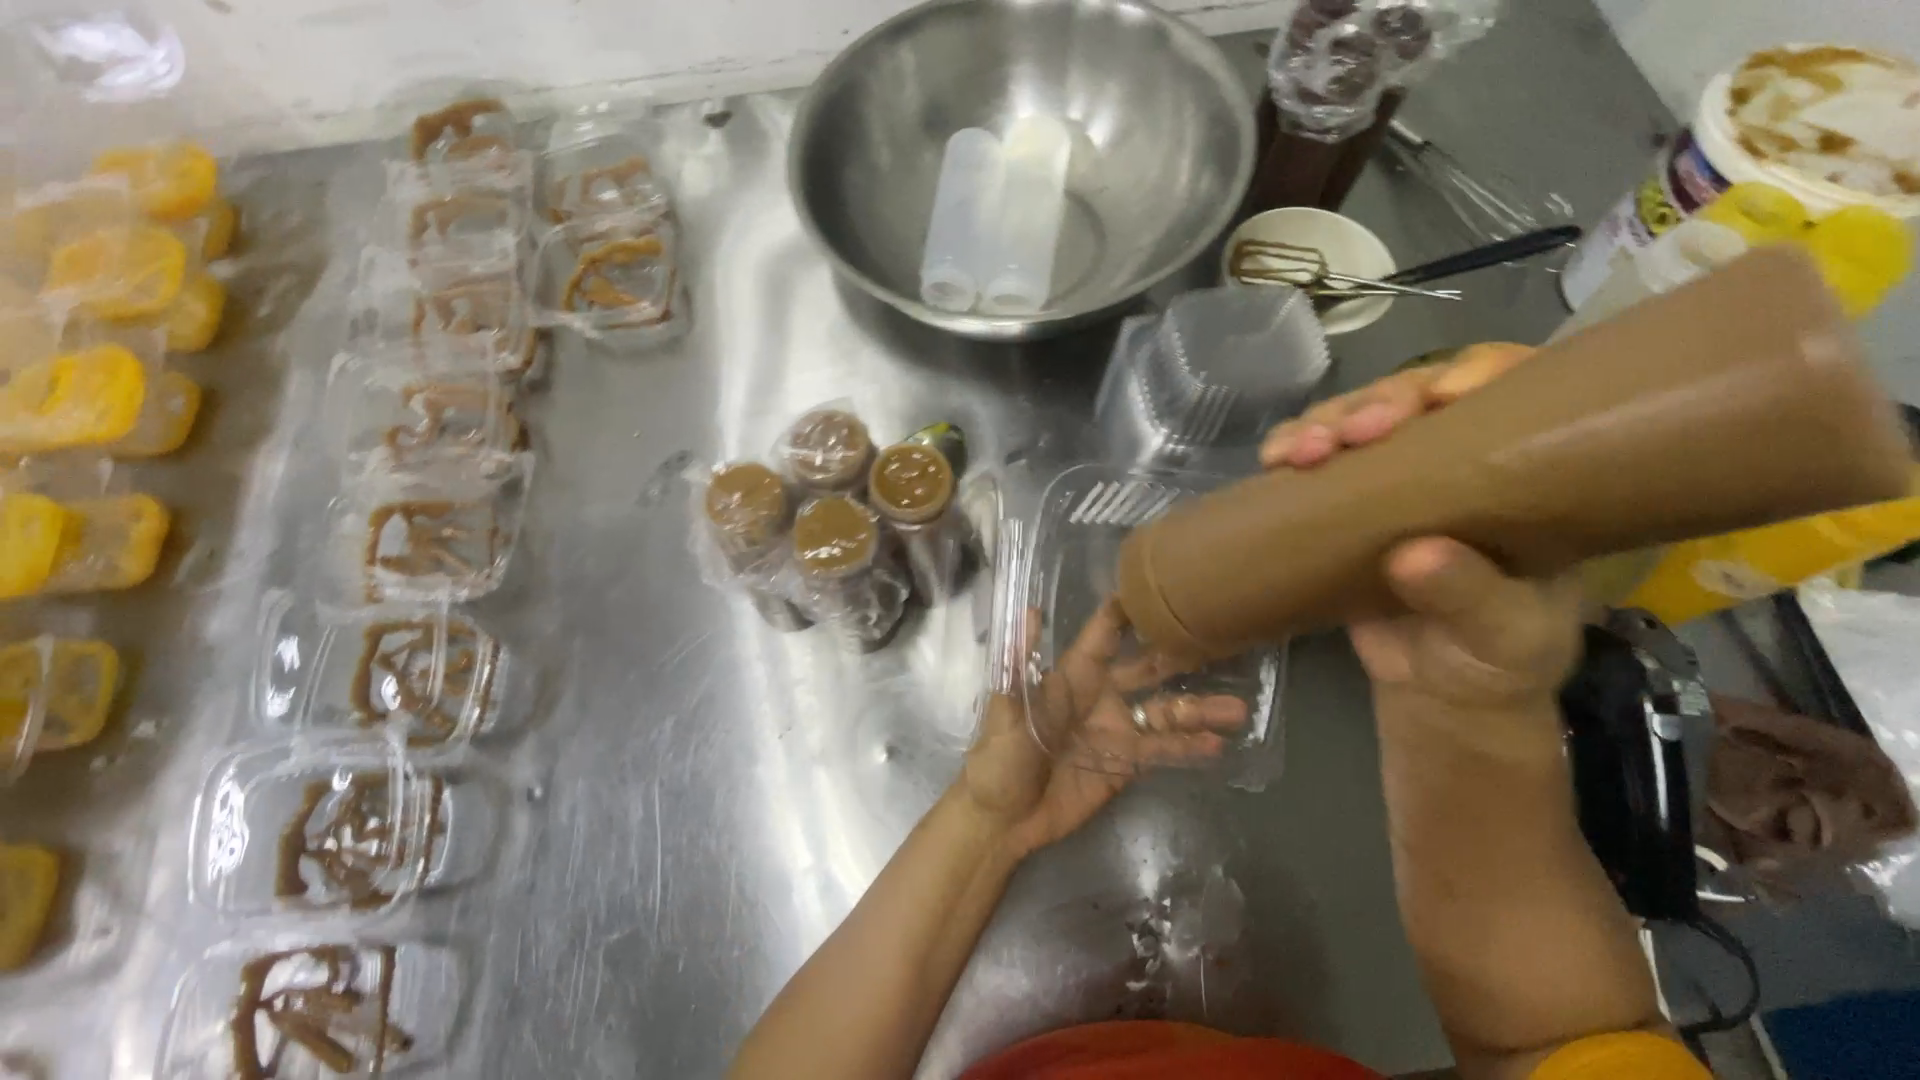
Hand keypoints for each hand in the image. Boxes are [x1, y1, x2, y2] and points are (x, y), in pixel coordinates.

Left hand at [962, 601, 1247, 859]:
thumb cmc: (998, 759)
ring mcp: (1114, 732)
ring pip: (1163, 713)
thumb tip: (1030, 610)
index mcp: (1070, 679)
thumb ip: (1021, 663)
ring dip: (1198, 710)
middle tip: (1220, 645)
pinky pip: (1160, 751)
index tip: (1161, 591)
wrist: (1001, 821)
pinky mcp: (1123, 766)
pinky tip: (1218, 745)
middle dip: (1178, 660)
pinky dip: (1188, 748)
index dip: (1127, 616)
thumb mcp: (1005, 710)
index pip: (1102, 639)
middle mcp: (1098, 699)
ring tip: (1239, 709)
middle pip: (1145, 672)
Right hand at [1259, 344, 1581, 710]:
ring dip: (1325, 422)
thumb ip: (1470, 596)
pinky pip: (1317, 462)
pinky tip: (1274, 457)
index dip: (1479, 375)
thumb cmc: (1498, 661)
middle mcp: (1457, 463)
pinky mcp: (1345, 505)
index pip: (1511, 399)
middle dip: (1380, 401)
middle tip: (1355, 431)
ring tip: (1299, 450)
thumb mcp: (1504, 636)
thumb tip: (1412, 553)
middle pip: (1419, 397)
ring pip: (1359, 422)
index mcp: (1522, 477)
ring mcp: (1396, 482)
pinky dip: (1291, 450)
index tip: (1444, 394)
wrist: (1438, 696)